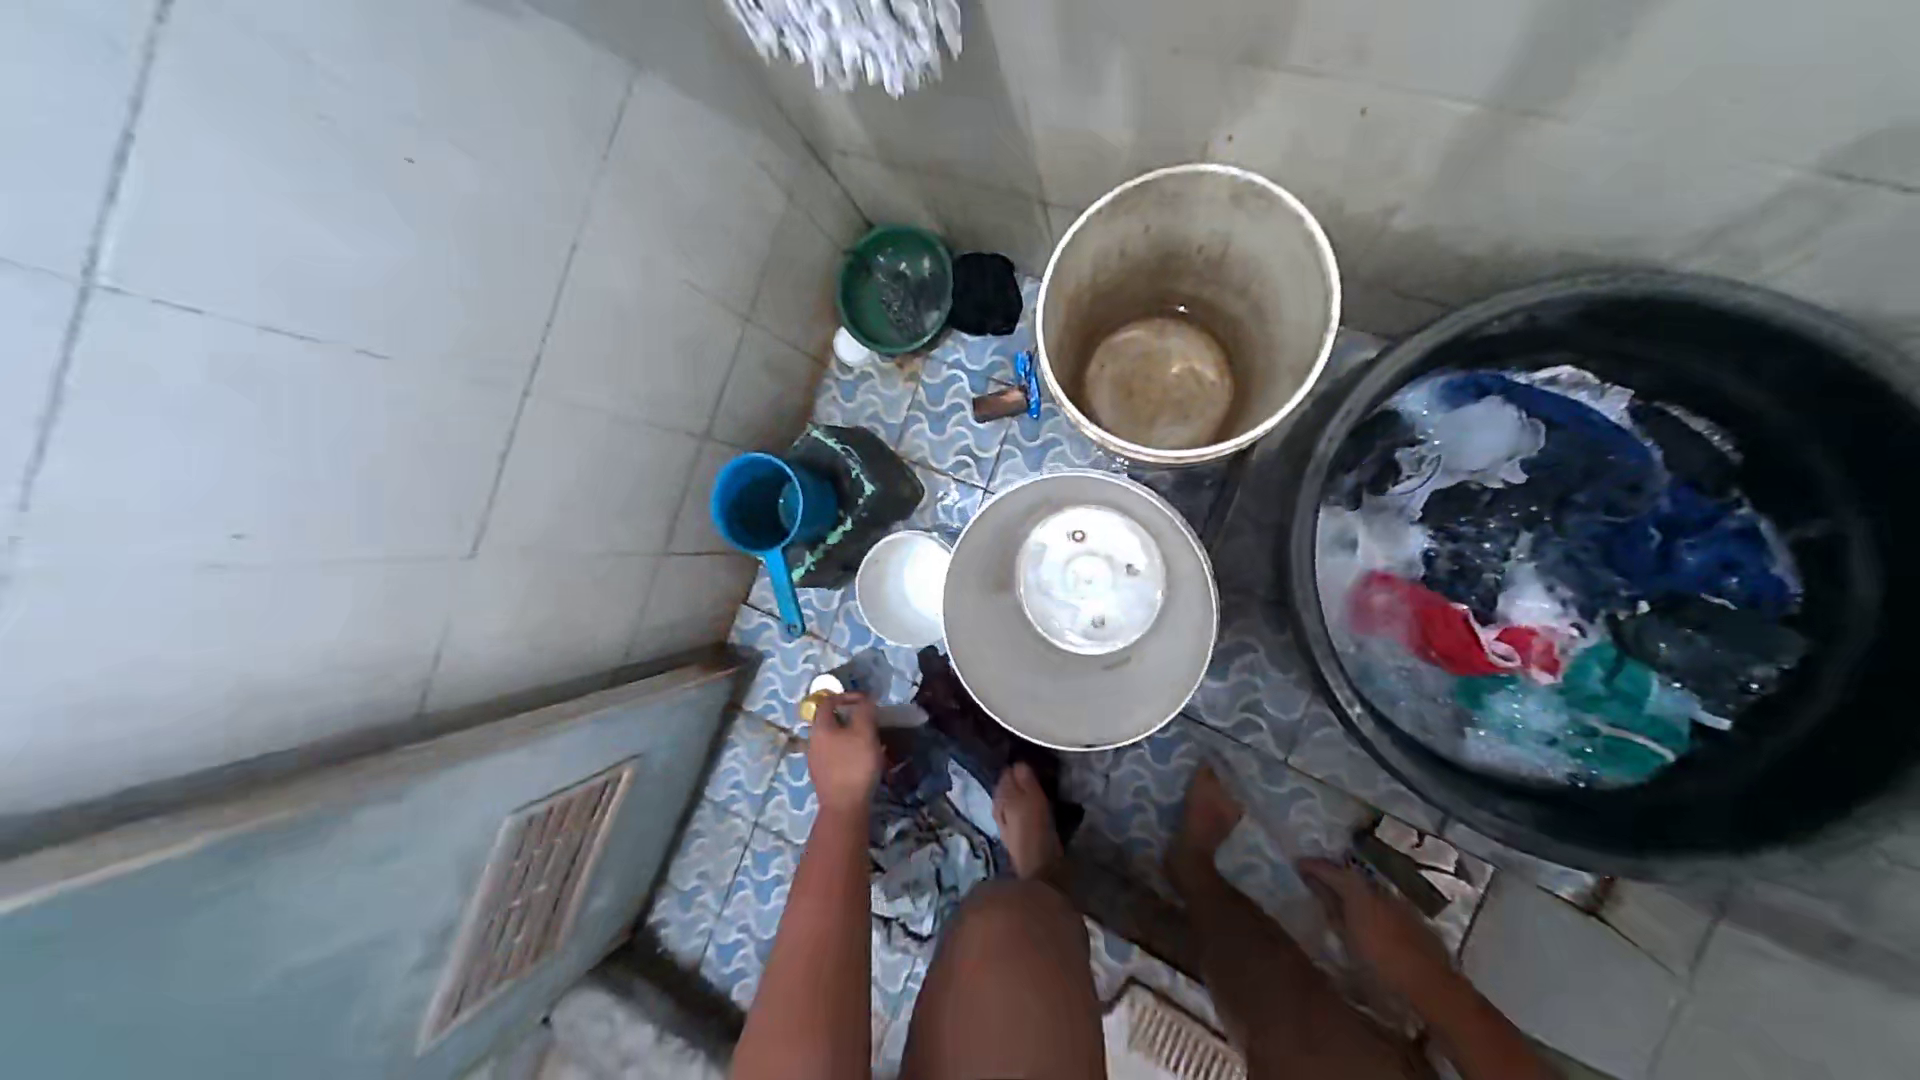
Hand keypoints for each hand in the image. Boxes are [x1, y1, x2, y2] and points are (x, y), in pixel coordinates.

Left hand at [805, 693, 882, 815]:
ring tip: (868, 740)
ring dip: (850, 734)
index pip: (828, 701)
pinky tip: (861, 759)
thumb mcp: (865, 732)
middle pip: (830, 720)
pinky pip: (834, 754)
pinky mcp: (822, 775)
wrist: (844, 806)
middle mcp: (813, 741)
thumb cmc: (855, 764)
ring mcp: (815, 760)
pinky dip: (847, 749)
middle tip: (869, 720)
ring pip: (832, 738)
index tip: (866, 700)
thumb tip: (865, 699)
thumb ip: (865, 711)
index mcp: (820, 727)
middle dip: (850, 716)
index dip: (847, 695)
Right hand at [1299, 856, 1457, 1005]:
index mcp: (1356, 888)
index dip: (1310, 866)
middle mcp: (1376, 887)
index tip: (1297, 865)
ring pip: (1368, 888)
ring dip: (1352, 891)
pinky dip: (1370, 904)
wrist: (1431, 986)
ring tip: (1339, 901)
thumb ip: (1329, 906)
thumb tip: (1313, 882)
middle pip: (1349, 875)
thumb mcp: (1344, 936)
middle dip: (1332, 876)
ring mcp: (1398, 901)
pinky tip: (1367, 918)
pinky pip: (1383, 902)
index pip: (1327, 869)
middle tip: (1316, 881)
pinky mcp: (1413, 917)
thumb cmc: (1379, 962)